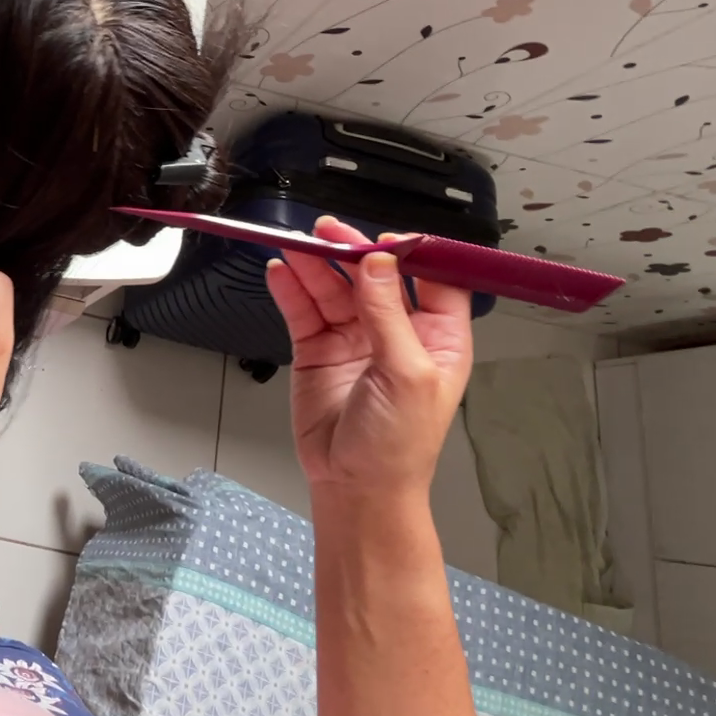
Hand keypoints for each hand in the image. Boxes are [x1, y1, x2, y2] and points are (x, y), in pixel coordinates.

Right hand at [264, 217, 473, 499]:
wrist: (353, 483)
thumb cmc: (399, 442)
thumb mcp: (406, 375)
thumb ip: (388, 315)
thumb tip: (378, 263)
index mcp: (436, 336)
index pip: (430, 279)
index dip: (410, 255)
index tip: (384, 239)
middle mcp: (394, 331)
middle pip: (372, 277)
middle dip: (350, 252)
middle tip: (327, 232)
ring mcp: (352, 338)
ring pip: (332, 289)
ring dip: (313, 266)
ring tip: (294, 246)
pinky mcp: (316, 349)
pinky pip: (303, 310)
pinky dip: (289, 290)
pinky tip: (279, 273)